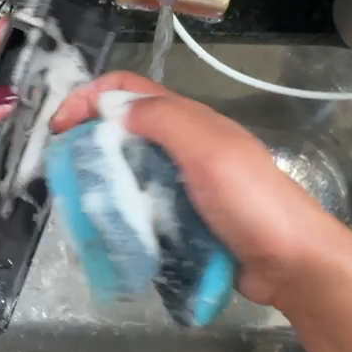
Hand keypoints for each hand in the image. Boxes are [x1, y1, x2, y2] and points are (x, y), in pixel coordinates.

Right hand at [50, 71, 351, 307]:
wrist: (292, 262)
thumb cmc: (250, 200)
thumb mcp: (206, 149)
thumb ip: (161, 120)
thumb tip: (110, 108)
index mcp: (186, 119)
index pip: (126, 89)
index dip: (88, 96)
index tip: (59, 126)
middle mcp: (180, 144)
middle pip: (121, 127)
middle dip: (85, 138)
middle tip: (59, 166)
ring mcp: (181, 182)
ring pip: (126, 167)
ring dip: (98, 176)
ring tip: (76, 198)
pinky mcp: (180, 215)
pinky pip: (138, 203)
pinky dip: (117, 208)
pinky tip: (103, 224)